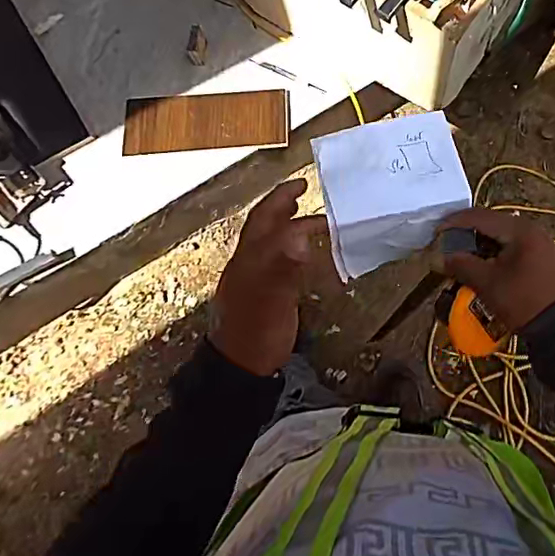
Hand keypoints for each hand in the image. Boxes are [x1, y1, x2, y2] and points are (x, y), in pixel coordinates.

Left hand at [209, 179, 326, 375]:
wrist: (239, 370)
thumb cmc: (256, 332)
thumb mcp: (270, 298)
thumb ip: (283, 266)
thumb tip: (300, 235)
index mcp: (249, 259)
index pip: (265, 221)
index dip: (281, 200)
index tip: (302, 185)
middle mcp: (248, 264)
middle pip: (264, 227)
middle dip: (282, 206)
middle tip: (303, 191)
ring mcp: (254, 281)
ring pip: (271, 243)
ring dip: (290, 226)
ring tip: (314, 221)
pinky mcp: (264, 296)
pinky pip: (278, 261)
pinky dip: (294, 250)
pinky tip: (308, 256)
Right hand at [439, 208, 554, 332]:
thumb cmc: (524, 301)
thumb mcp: (488, 283)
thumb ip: (461, 265)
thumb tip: (438, 257)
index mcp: (519, 229)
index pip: (480, 216)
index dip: (454, 222)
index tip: (435, 232)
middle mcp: (530, 229)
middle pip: (491, 224)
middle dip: (466, 233)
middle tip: (445, 244)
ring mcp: (538, 242)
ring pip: (500, 236)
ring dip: (479, 244)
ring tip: (459, 256)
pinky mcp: (540, 256)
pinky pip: (510, 246)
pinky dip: (493, 252)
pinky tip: (481, 265)